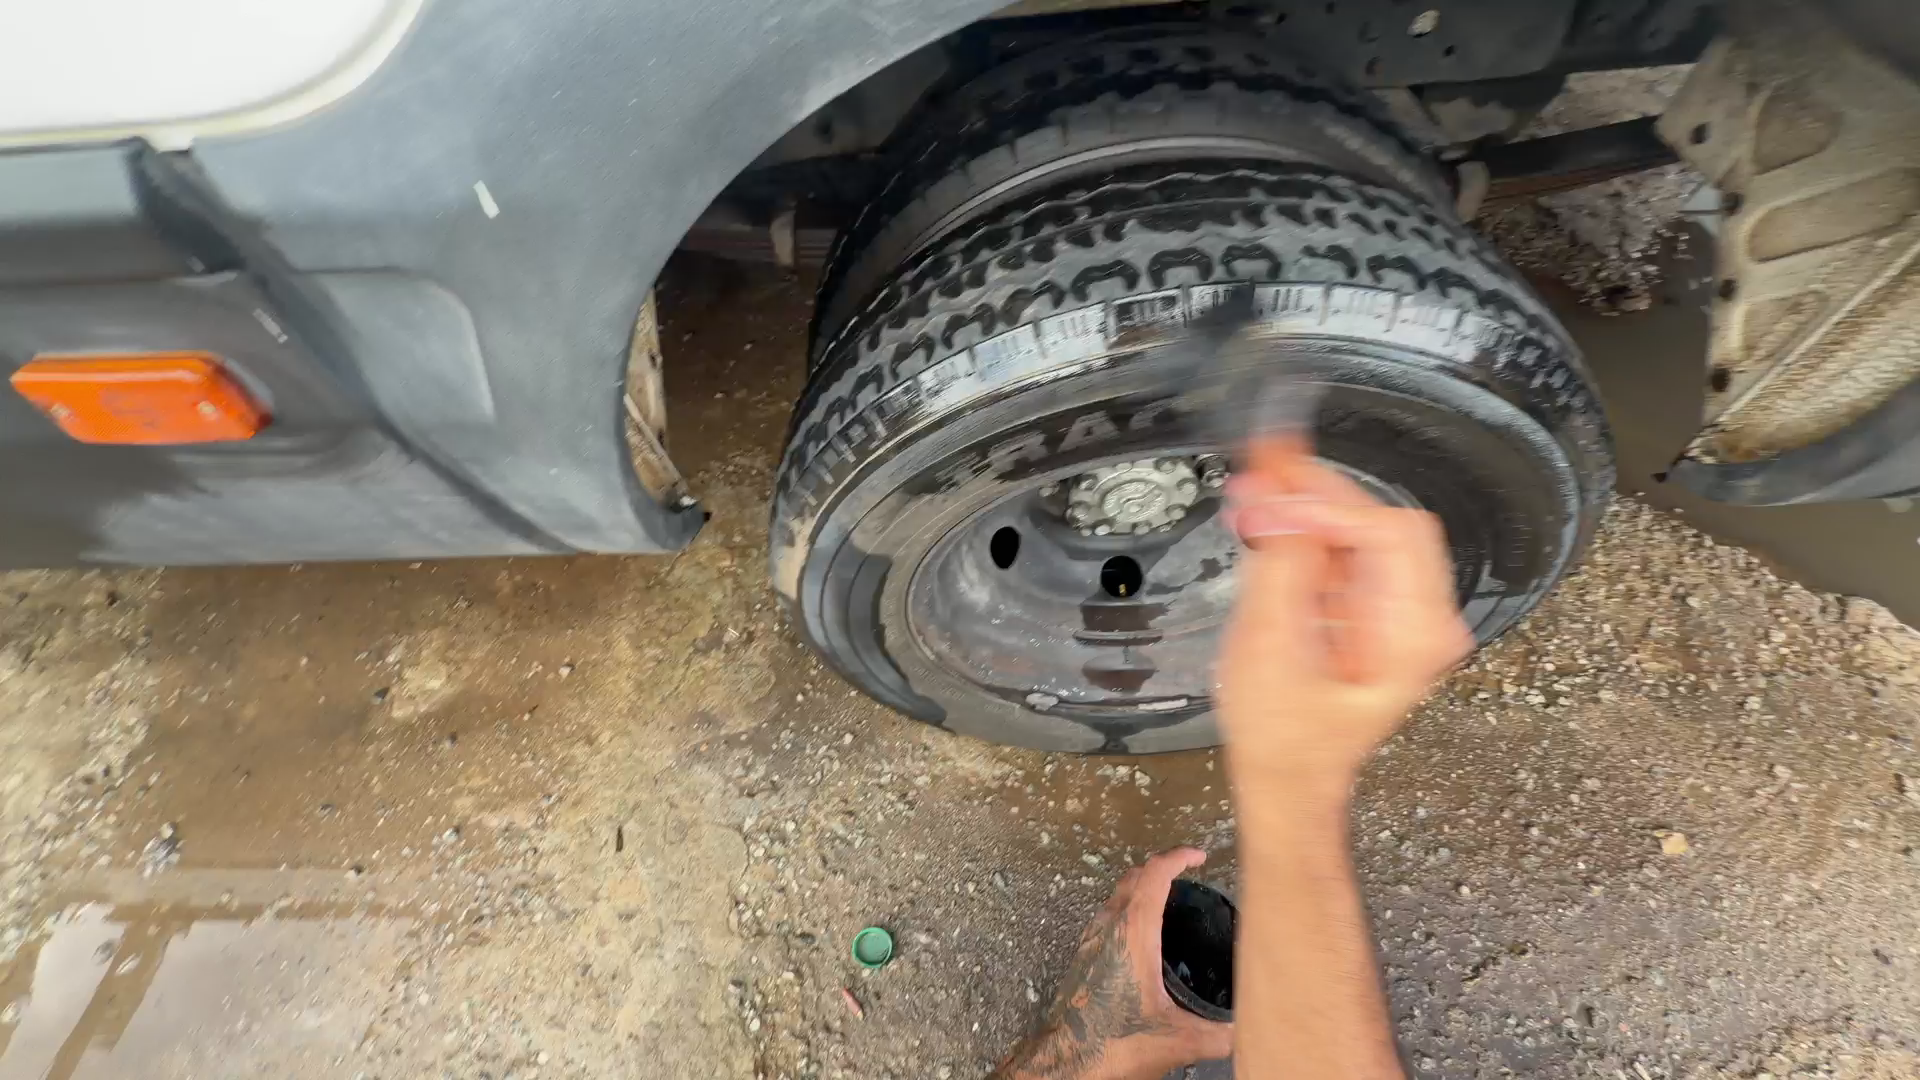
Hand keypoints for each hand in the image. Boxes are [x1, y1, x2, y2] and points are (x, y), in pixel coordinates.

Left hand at [995, 848, 1232, 1079]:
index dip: (1178, 857)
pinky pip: (1111, 909)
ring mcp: (1093, 933)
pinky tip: (1146, 929)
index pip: (1154, 874)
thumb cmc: (1117, 1041)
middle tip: (1189, 871)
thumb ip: (1220, 1033)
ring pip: (1120, 890)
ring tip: (1171, 895)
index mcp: (1133, 931)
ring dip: (1145, 882)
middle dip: (1164, 864)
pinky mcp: (1086, 948)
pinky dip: (1132, 902)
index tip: (1199, 856)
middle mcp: (1110, 922)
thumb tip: (1248, 1026)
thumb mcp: (1180, 1041)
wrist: (1069, 1057)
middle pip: (1136, 873)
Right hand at [1217, 435, 1471, 795]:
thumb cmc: (1283, 735)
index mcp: (1411, 631)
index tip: (1267, 488)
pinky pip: (1340, 553)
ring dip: (1305, 505)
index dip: (1321, 504)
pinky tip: (1267, 517)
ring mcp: (1394, 613)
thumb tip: (1272, 505)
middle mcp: (1416, 616)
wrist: (1285, 777)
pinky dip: (1301, 530)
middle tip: (1261, 464)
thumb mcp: (1271, 650)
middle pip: (1377, 521)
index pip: (1383, 532)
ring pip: (1357, 530)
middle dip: (1314, 492)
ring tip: (1255, 485)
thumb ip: (1279, 570)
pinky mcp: (1366, 611)